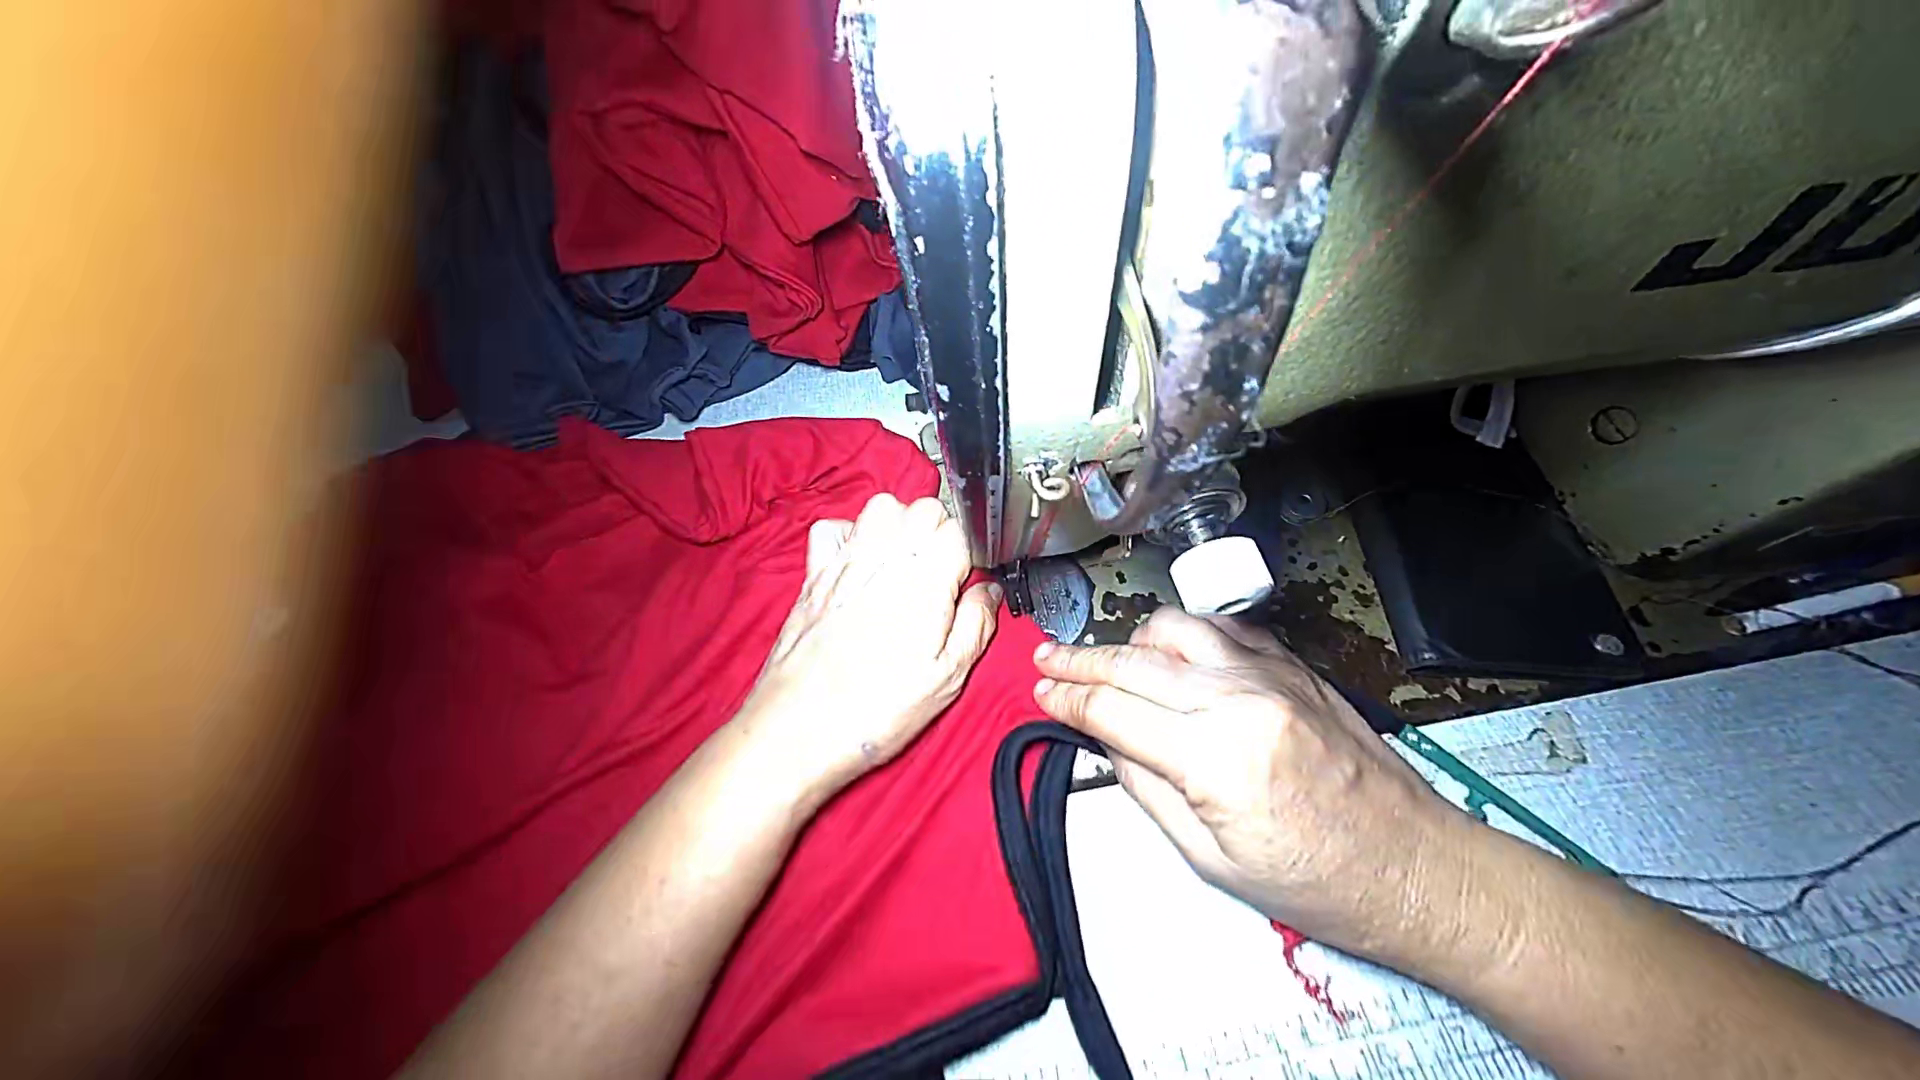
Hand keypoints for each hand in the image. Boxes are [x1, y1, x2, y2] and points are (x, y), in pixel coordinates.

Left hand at [732, 493, 1000, 805]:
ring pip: (881, 505)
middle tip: (938, 573)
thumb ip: (975, 624)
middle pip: (922, 507)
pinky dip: (850, 534)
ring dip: (899, 523)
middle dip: (937, 531)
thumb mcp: (946, 677)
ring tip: (904, 563)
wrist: (799, 727)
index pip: (958, 530)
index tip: (962, 583)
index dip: (967, 554)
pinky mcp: (815, 574)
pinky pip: (833, 527)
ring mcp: (846, 562)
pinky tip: (860, 563)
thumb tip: (988, 594)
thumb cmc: (871, 709)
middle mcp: (885, 559)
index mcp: (925, 579)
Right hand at [1031, 606, 1475, 964]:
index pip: (1112, 711)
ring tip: (1108, 657)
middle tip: (1046, 657)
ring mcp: (1269, 674)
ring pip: (1173, 628)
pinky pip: (1221, 628)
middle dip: (1078, 660)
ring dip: (1129, 639)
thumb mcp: (1209, 858)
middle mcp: (1238, 701)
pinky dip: (1184, 634)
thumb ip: (1145, 788)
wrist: (1416, 867)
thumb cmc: (1316, 881)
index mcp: (1214, 759)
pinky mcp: (1292, 665)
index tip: (1042, 692)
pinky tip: (1171, 651)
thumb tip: (1106, 740)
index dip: (1066, 699)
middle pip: (1132, 662)